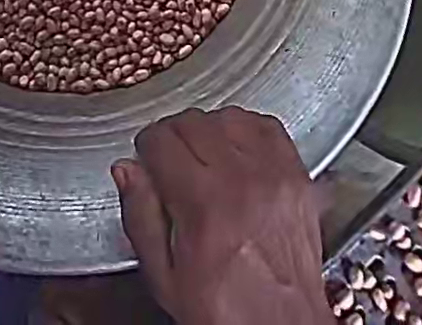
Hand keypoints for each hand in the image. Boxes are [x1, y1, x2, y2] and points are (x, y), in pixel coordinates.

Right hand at [113, 107, 330, 324]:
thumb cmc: (225, 310)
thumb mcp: (164, 277)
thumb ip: (140, 216)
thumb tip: (126, 169)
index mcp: (204, 206)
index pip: (162, 140)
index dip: (147, 146)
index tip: (147, 156)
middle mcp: (240, 181)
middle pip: (192, 121)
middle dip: (173, 136)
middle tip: (172, 160)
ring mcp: (272, 172)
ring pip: (226, 116)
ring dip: (209, 130)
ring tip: (205, 158)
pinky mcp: (294, 171)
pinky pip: (263, 124)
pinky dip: (246, 129)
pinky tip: (236, 151)